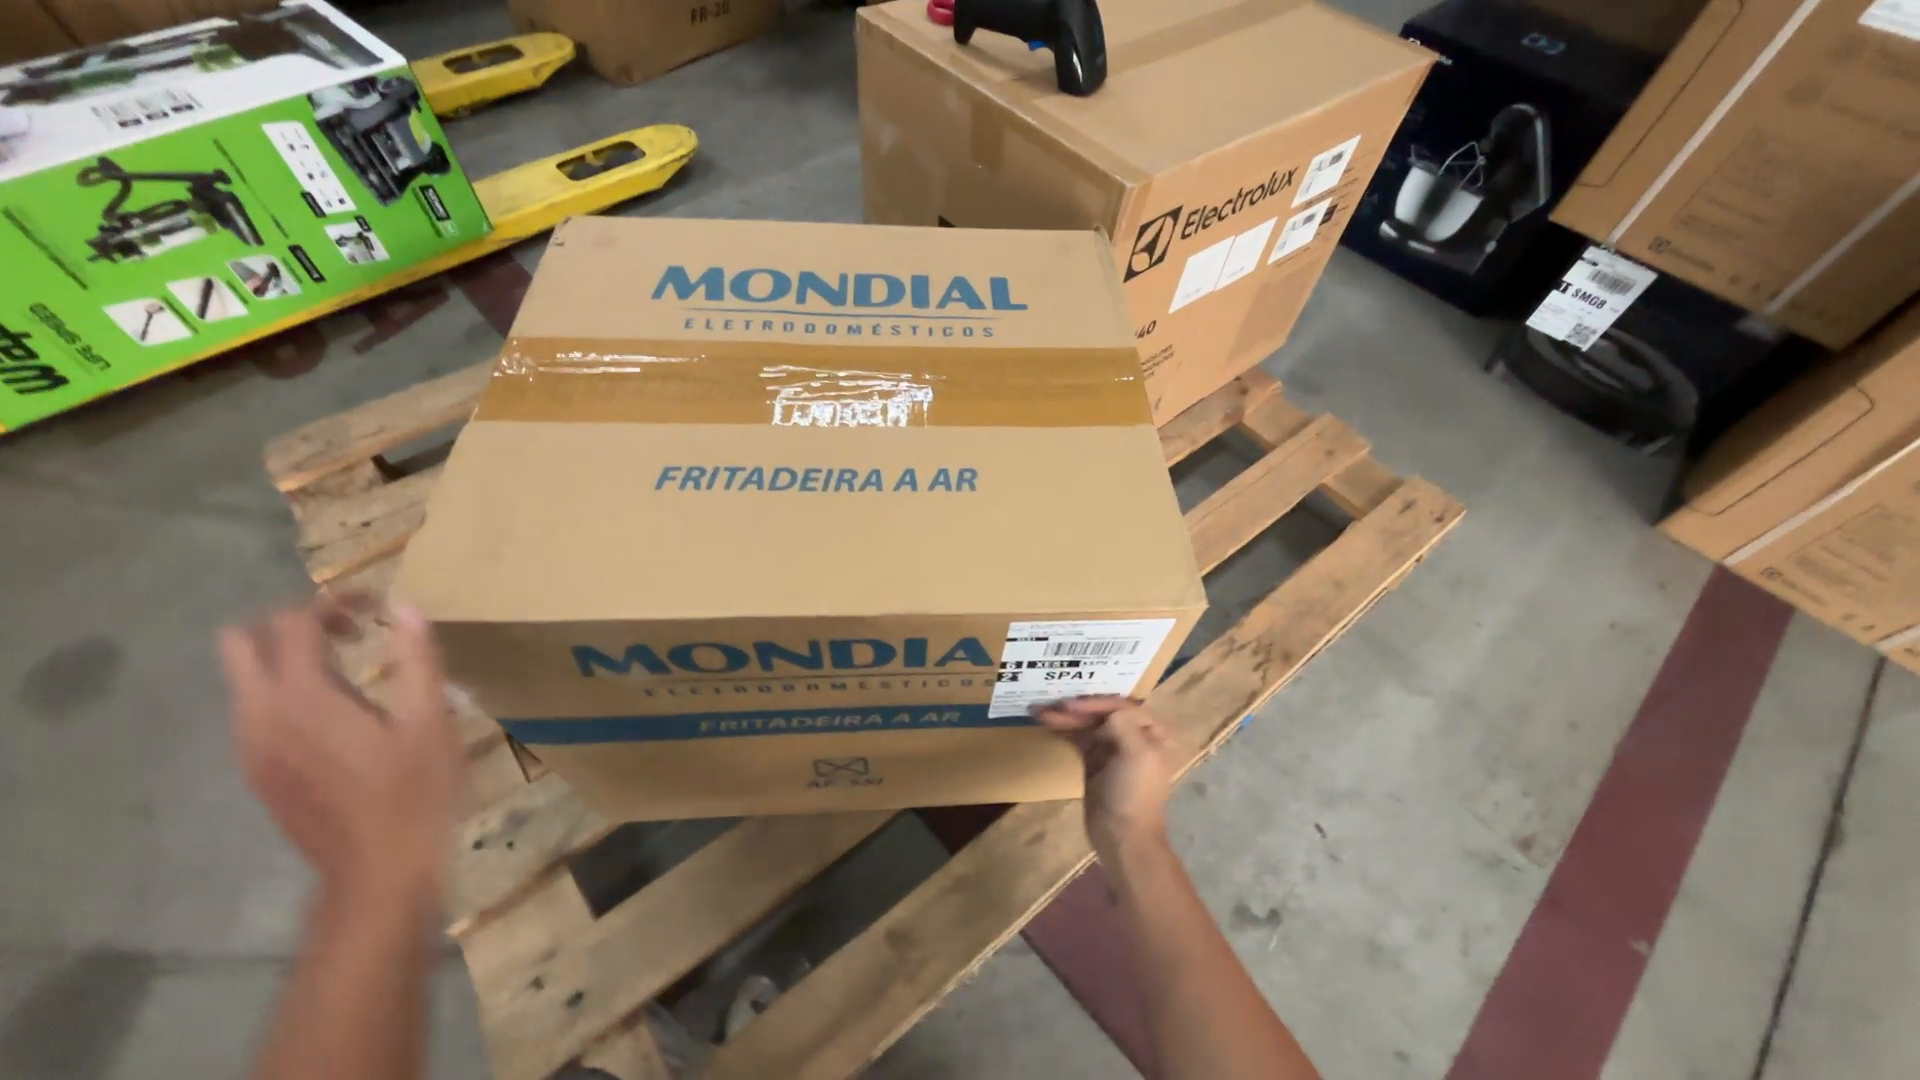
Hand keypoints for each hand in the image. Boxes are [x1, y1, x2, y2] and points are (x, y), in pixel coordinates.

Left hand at [219, 596, 461, 906]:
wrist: (378, 872)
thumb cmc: (415, 792)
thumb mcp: (430, 721)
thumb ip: (416, 658)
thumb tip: (405, 607)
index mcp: (304, 697)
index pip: (294, 622)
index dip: (334, 603)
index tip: (377, 608)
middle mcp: (261, 716)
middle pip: (241, 643)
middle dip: (292, 624)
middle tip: (348, 632)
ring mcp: (251, 748)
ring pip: (243, 679)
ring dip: (286, 659)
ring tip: (349, 670)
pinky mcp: (256, 773)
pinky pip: (253, 712)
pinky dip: (284, 694)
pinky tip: (336, 716)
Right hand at [1034, 696, 1173, 857]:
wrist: (1123, 837)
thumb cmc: (1134, 793)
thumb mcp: (1137, 753)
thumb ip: (1121, 723)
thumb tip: (1100, 714)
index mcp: (1152, 733)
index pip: (1120, 706)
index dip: (1094, 703)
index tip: (1068, 705)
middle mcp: (1134, 736)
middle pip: (1101, 714)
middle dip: (1074, 709)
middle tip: (1045, 705)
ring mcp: (1112, 750)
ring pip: (1087, 725)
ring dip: (1064, 718)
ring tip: (1038, 712)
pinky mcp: (1094, 763)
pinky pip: (1078, 739)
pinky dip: (1064, 730)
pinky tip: (1047, 724)